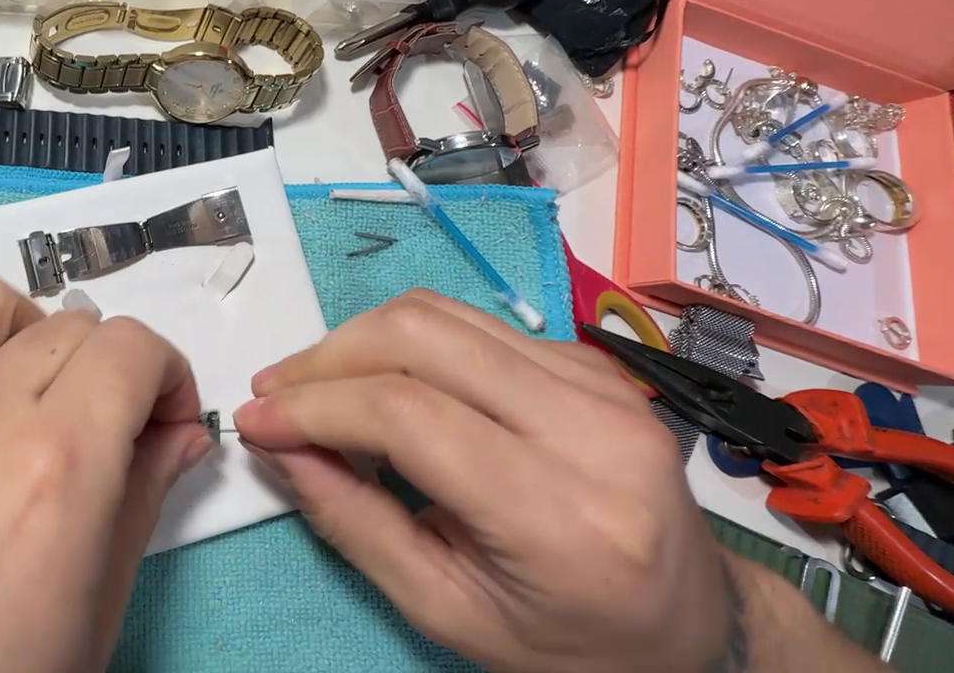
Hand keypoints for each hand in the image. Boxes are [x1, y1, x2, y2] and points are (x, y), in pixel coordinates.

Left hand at [0, 274, 211, 672]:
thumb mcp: (92, 609)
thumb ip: (142, 497)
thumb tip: (182, 430)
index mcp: (55, 464)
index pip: (130, 347)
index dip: (164, 373)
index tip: (159, 413)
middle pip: (67, 324)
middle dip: (103, 366)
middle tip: (95, 418)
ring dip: (20, 333)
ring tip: (15, 390)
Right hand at [231, 290, 735, 672]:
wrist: (698, 625)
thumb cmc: (566, 640)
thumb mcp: (444, 610)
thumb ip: (350, 522)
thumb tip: (276, 443)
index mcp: (566, 516)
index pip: (408, 415)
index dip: (314, 406)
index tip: (256, 420)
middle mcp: (592, 428)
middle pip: (416, 338)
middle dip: (324, 358)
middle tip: (276, 394)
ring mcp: (596, 380)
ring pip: (433, 313)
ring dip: (353, 339)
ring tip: (313, 383)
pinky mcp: (584, 358)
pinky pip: (462, 320)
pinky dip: (396, 341)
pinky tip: (376, 380)